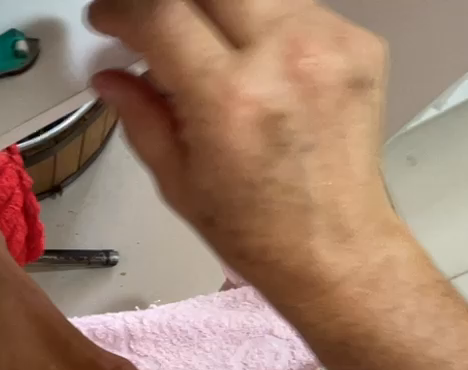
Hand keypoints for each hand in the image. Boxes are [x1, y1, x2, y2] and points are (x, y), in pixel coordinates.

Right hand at [87, 0, 404, 291]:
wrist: (330, 248)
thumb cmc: (258, 231)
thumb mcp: (178, 183)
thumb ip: (141, 118)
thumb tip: (111, 78)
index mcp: (229, 101)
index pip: (163, 16)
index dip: (125, 11)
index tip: (110, 18)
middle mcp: (283, 59)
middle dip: (169, 5)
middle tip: (151, 27)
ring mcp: (328, 43)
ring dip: (217, 13)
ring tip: (207, 56)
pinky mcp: (357, 42)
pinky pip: (296, 9)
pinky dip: (263, 28)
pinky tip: (256, 70)